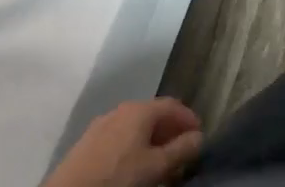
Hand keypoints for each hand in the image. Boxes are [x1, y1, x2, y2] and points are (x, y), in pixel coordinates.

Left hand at [43, 98, 204, 186]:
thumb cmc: (117, 178)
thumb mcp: (156, 167)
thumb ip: (181, 150)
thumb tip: (198, 137)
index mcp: (140, 109)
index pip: (173, 105)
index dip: (189, 119)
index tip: (199, 137)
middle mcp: (121, 110)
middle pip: (153, 115)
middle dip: (170, 132)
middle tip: (180, 152)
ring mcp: (100, 125)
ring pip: (134, 128)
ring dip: (151, 141)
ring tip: (157, 163)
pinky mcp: (86, 143)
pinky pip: (118, 138)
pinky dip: (132, 147)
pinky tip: (132, 166)